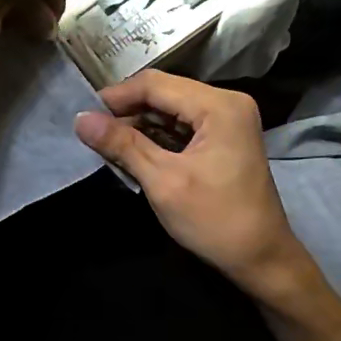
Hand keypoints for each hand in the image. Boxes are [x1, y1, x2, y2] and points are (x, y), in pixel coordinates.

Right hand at [74, 70, 313, 300]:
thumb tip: (80, 120)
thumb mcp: (162, 181)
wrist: (259, 257)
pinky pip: (183, 128)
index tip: (84, 116)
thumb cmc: (213, 219)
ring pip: (172, 111)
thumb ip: (122, 145)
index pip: (156, 84)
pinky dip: (158, 138)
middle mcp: (227, 103)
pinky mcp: (224, 140)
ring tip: (107, 145)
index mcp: (219, 105)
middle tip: (93, 133)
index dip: (117, 97)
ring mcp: (228, 121)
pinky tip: (133, 152)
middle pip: (165, 93)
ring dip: (140, 126)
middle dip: (127, 112)